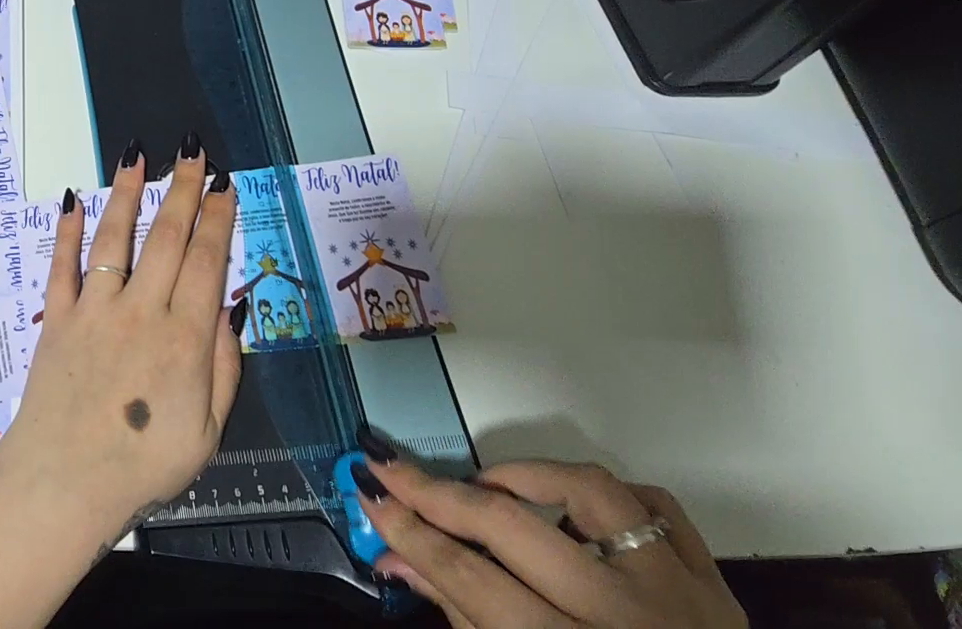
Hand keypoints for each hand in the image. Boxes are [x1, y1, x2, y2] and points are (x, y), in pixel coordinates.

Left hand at [0, 136, 243, 553]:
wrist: (63, 484)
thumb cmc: (142, 467)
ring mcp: (93, 310)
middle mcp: (139, 311)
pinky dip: (66, 232)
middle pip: (166, 238)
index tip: (224, 184)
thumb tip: (230, 307)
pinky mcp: (56, 319)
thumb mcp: (207, 431)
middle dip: (182, 190)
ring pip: (114, 239)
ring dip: (126, 195)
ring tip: (136, 157)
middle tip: (192, 152)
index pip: (206, 262)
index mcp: (183, 338)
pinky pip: (62, 266)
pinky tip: (72, 202)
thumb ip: (222, 365)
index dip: (217, 219)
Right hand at [358, 451, 746, 628]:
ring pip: (589, 492)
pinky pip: (657, 505)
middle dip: (439, 492)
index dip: (409, 530)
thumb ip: (460, 618)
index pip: (469, 577)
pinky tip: (569, 504)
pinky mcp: (715, 582)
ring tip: (487, 485)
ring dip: (524, 475)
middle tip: (394, 470)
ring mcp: (680, 594)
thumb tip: (396, 555)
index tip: (370, 489)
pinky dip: (606, 492)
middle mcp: (627, 619)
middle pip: (513, 528)